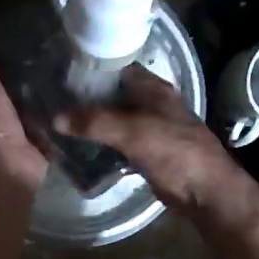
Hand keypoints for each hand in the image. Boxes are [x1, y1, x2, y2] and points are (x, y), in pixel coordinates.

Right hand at [57, 64, 258, 221]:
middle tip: (53, 101)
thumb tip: (56, 118)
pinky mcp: (147, 152)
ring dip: (91, 123)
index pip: (116, 68)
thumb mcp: (133, 132)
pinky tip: (79, 150)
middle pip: (112, 95)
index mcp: (153, 89)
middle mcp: (151, 104)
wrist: (205, 191)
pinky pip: (117, 143)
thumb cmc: (174, 152)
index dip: (90, 69)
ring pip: (114, 119)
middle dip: (85, 98)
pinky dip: (100, 145)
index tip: (60, 74)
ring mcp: (150, 129)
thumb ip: (95, 123)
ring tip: (59, 124)